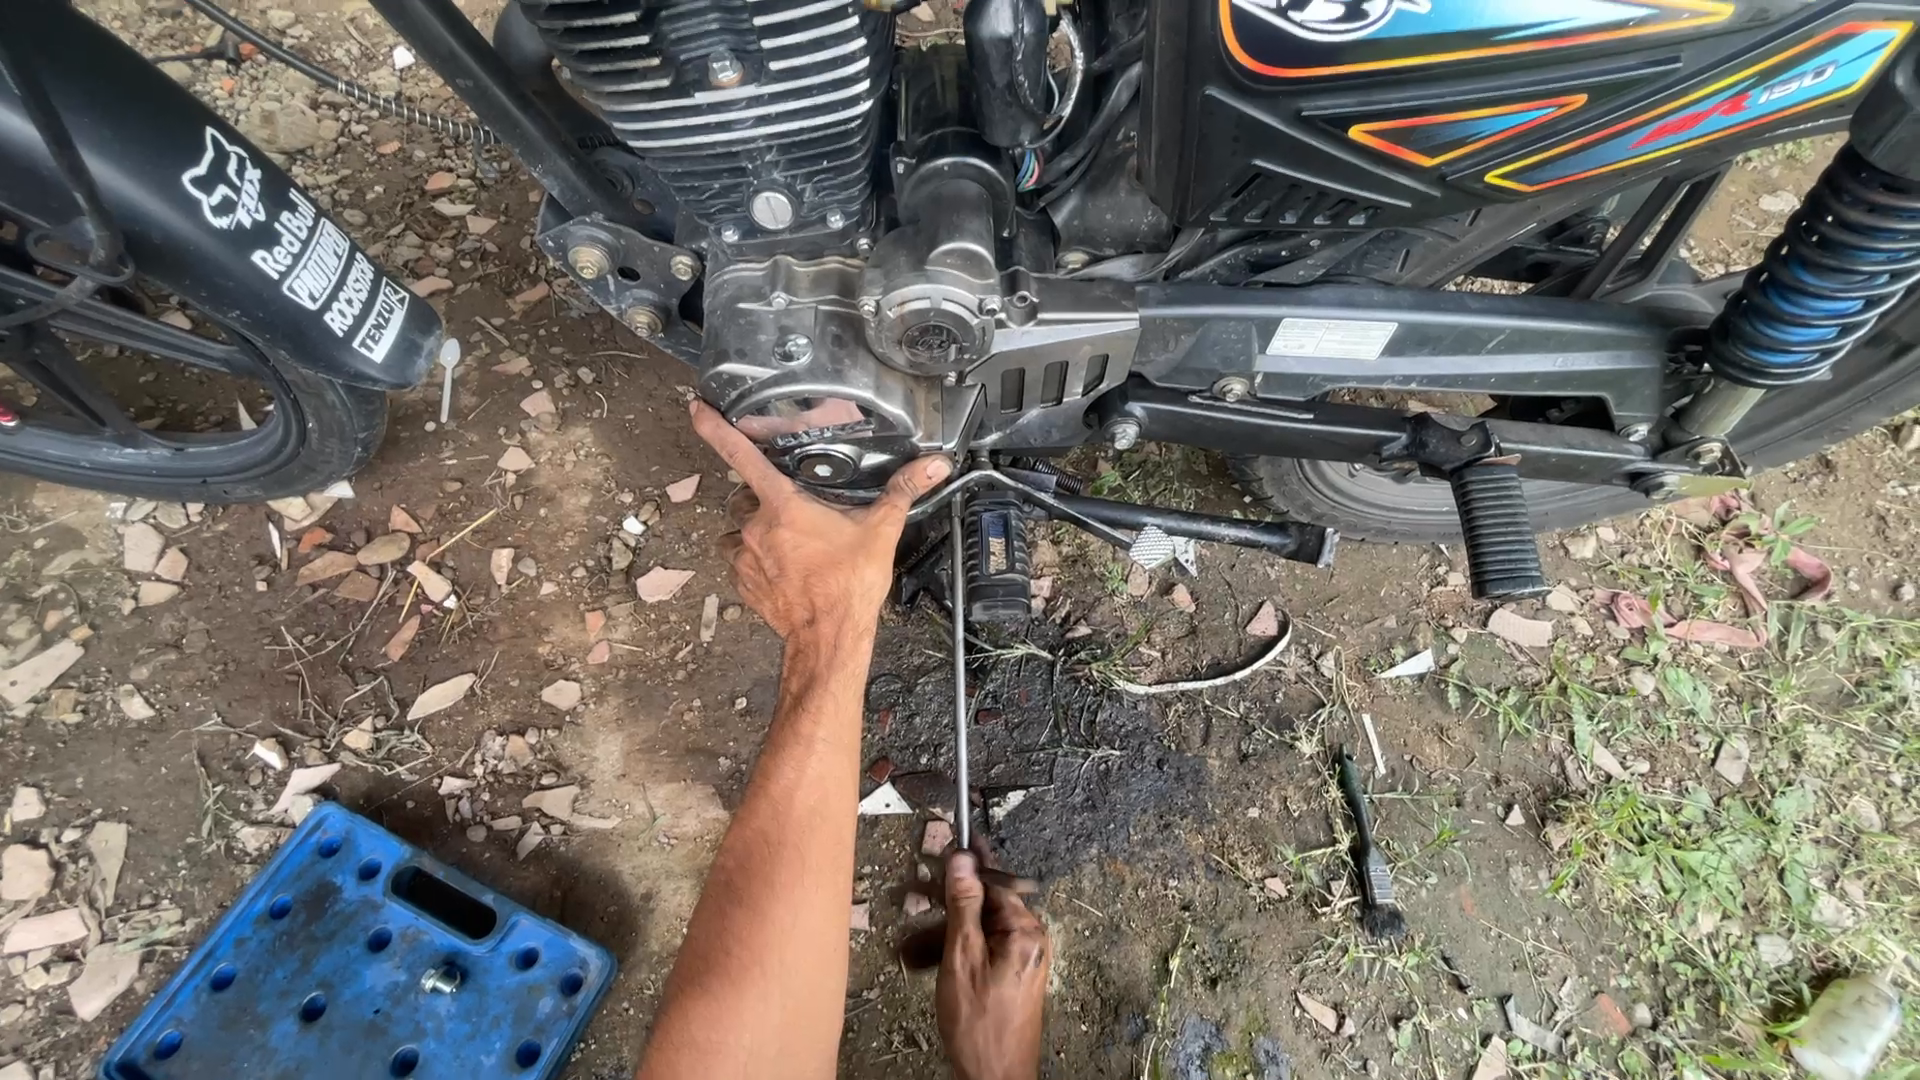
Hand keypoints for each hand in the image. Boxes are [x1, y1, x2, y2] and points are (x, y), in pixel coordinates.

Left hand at [689, 399, 950, 642]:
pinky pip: (740, 559)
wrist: (829, 638)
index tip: (698, 408)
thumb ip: (903, 491)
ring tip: (793, 543)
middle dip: (766, 498)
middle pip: (746, 495)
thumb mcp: (880, 531)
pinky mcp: (741, 581)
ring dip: (760, 529)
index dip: (716, 427)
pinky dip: (757, 558)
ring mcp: (743, 556)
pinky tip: (786, 567)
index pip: (741, 455)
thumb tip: (934, 466)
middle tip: (799, 512)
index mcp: (783, 504)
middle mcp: (755, 526)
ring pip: (740, 528)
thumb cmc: (849, 584)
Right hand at [937, 850, 1050, 1079]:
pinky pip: (983, 945)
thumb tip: (962, 858)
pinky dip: (957, 945)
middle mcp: (1029, 938)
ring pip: (980, 924)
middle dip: (949, 896)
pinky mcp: (1012, 973)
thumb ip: (963, 905)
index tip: (946, 845)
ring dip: (947, 923)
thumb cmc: (979, 1025)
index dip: (966, 864)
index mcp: (1024, 930)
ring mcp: (1022, 957)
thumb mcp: (963, 958)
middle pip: (985, 901)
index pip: (994, 880)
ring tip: (914, 927)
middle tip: (917, 888)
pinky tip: (928, 952)